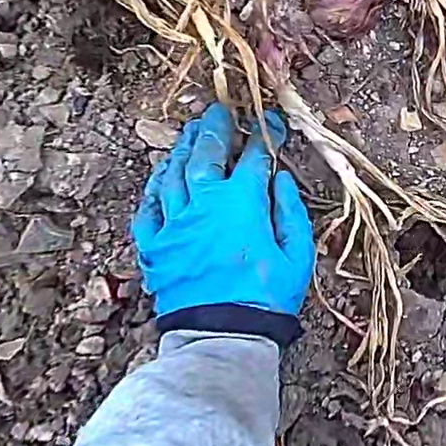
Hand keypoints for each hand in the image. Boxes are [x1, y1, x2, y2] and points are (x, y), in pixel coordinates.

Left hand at [130, 102, 314, 318]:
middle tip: (219, 111)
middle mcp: (204, 204)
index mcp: (242, 203)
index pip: (254, 157)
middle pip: (206, 154)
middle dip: (215, 128)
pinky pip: (148, 208)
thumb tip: (279, 178)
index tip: (272, 122)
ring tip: (190, 133)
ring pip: (173, 174)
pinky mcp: (155, 245)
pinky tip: (160, 175)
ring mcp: (174, 223)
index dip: (265, 135)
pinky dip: (154, 187)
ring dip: (183, 150)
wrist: (222, 334)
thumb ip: (289, 210)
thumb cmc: (268, 293)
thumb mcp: (297, 251)